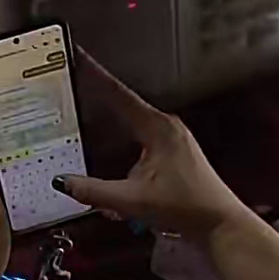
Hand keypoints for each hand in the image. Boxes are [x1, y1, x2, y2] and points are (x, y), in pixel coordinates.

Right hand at [55, 56, 255, 240]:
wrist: (219, 224)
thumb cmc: (182, 207)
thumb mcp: (132, 200)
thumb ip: (93, 191)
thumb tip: (59, 181)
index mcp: (157, 128)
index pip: (118, 95)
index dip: (95, 75)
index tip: (76, 55)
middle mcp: (163, 126)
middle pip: (121, 103)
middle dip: (94, 91)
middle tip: (67, 79)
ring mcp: (167, 138)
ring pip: (126, 120)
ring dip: (103, 114)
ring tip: (76, 104)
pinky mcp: (167, 151)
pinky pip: (133, 134)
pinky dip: (113, 135)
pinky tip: (97, 140)